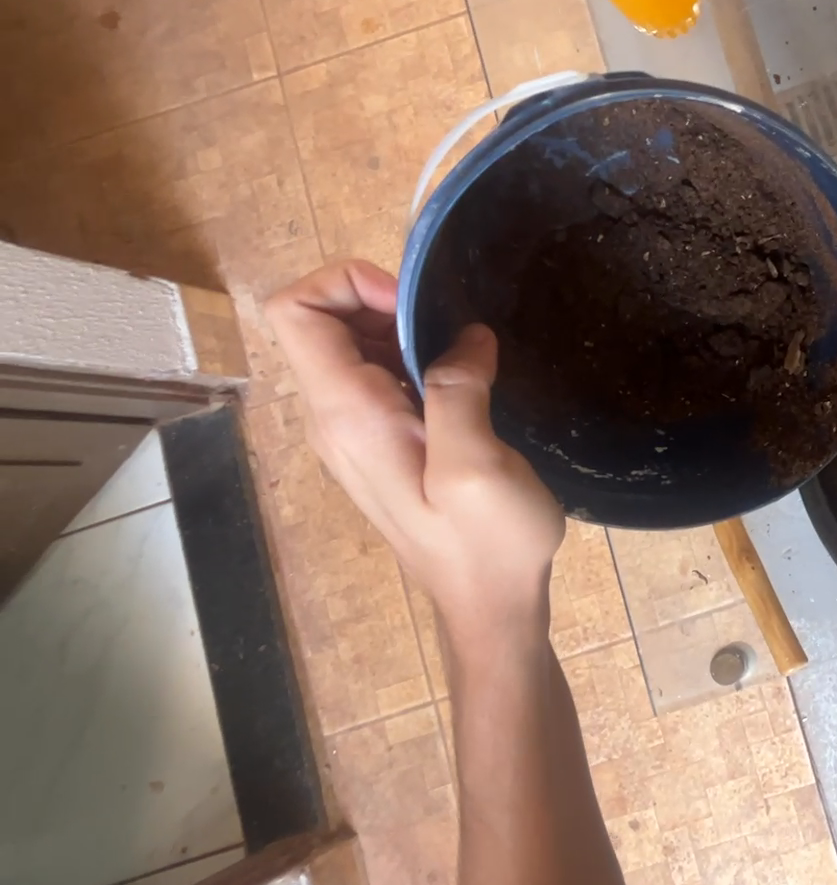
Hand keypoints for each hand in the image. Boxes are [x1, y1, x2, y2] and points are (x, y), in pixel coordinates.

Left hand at [265, 261, 563, 642]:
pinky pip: (384, 378)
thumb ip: (459, 392)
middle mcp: (338, 419)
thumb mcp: (479, 466)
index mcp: (350, 417)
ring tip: (471, 349)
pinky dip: (420, 358)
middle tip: (458, 324)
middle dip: (384, 302)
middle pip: (321, 322)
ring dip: (406, 330)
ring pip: (355, 348)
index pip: (297, 312)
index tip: (419, 302)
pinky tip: (469, 376)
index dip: (349, 283)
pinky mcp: (389, 444)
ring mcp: (361, 434)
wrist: (490, 601)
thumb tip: (464, 336)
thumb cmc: (487, 541)